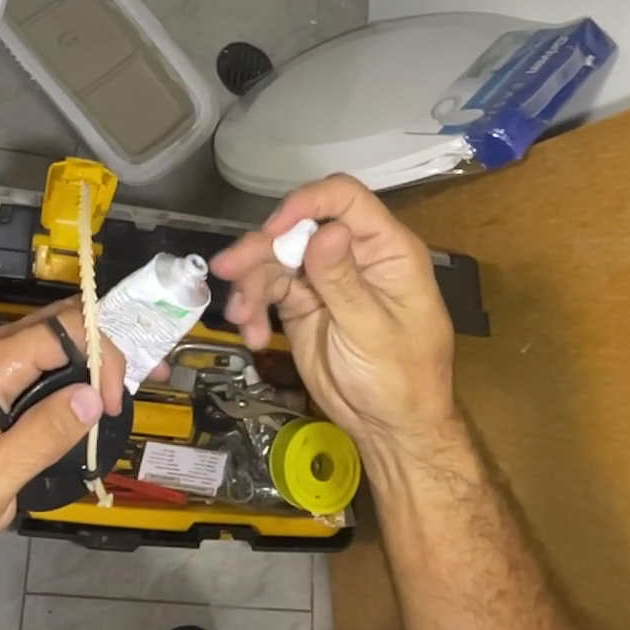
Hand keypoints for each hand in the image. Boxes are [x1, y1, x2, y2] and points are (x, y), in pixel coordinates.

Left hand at [0, 301, 126, 555]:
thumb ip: (42, 436)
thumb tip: (92, 396)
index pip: (62, 331)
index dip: (100, 355)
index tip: (111, 403)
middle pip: (64, 321)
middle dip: (110, 344)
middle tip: (143, 380)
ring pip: (61, 332)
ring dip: (100, 352)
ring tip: (133, 382)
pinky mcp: (2, 375)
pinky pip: (51, 353)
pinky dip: (83, 363)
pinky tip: (103, 386)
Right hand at [210, 174, 457, 455]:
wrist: (389, 430)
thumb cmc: (401, 381)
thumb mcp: (374, 332)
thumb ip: (344, 281)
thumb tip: (326, 231)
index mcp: (385, 250)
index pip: (345, 199)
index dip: (306, 203)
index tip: (273, 228)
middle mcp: (351, 254)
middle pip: (297, 227)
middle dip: (261, 248)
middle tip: (229, 269)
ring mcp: (322, 277)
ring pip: (274, 258)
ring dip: (250, 284)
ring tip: (240, 316)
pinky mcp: (300, 301)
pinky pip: (266, 290)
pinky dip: (253, 309)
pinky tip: (253, 335)